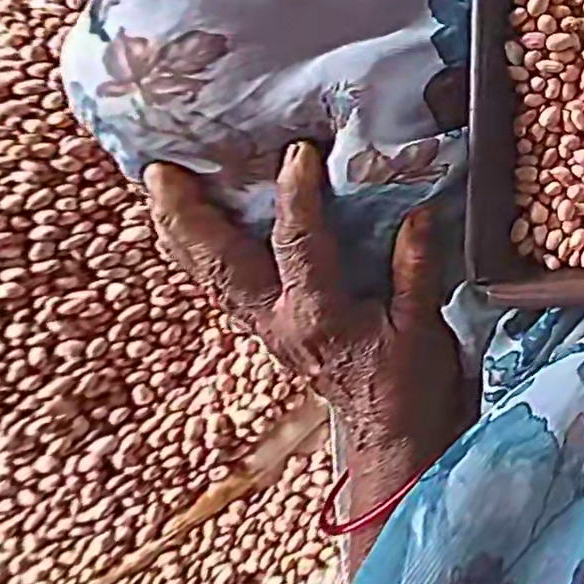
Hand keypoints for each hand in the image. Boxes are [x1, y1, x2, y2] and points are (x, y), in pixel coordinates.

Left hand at [144, 141, 468, 457]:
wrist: (392, 431)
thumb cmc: (411, 380)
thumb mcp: (423, 322)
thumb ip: (416, 268)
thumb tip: (418, 214)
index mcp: (319, 316)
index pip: (299, 245)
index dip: (298, 196)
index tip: (298, 152)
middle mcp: (278, 321)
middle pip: (218, 265)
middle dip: (186, 217)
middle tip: (160, 170)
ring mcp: (268, 327)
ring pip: (211, 274)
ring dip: (182, 231)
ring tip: (164, 189)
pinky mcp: (272, 327)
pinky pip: (228, 281)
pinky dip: (207, 250)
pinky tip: (204, 228)